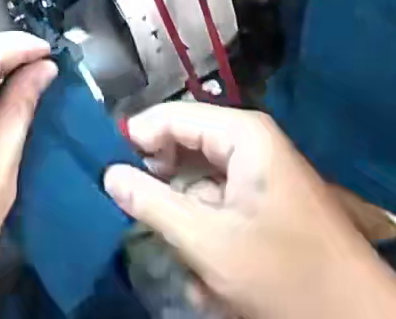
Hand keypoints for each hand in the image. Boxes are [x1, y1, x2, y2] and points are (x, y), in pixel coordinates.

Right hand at [103, 103, 395, 318]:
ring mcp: (263, 175)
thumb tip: (109, 174)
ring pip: (200, 180)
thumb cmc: (288, 279)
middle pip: (185, 145)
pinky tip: (206, 274)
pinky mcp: (270, 205)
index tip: (108, 170)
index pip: (171, 116)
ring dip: (184, 216)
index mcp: (242, 134)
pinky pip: (222, 203)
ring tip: (179, 254)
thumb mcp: (209, 243)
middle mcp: (252, 143)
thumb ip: (152, 203)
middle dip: (162, 182)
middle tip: (139, 213)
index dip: (136, 138)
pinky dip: (207, 231)